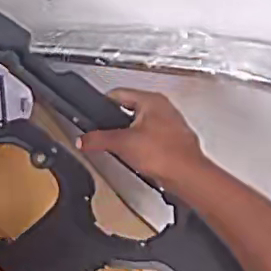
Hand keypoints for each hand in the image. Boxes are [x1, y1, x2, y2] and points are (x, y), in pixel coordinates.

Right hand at [75, 89, 213, 191]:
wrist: (187, 176)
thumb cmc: (164, 154)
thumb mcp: (120, 143)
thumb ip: (97, 139)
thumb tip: (83, 139)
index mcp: (152, 100)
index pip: (118, 93)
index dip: (102, 103)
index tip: (94, 111)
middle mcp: (165, 108)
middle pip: (130, 108)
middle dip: (116, 121)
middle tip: (106, 131)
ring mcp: (172, 124)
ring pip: (142, 124)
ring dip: (130, 133)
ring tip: (121, 145)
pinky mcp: (175, 140)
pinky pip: (152, 138)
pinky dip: (142, 145)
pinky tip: (137, 156)